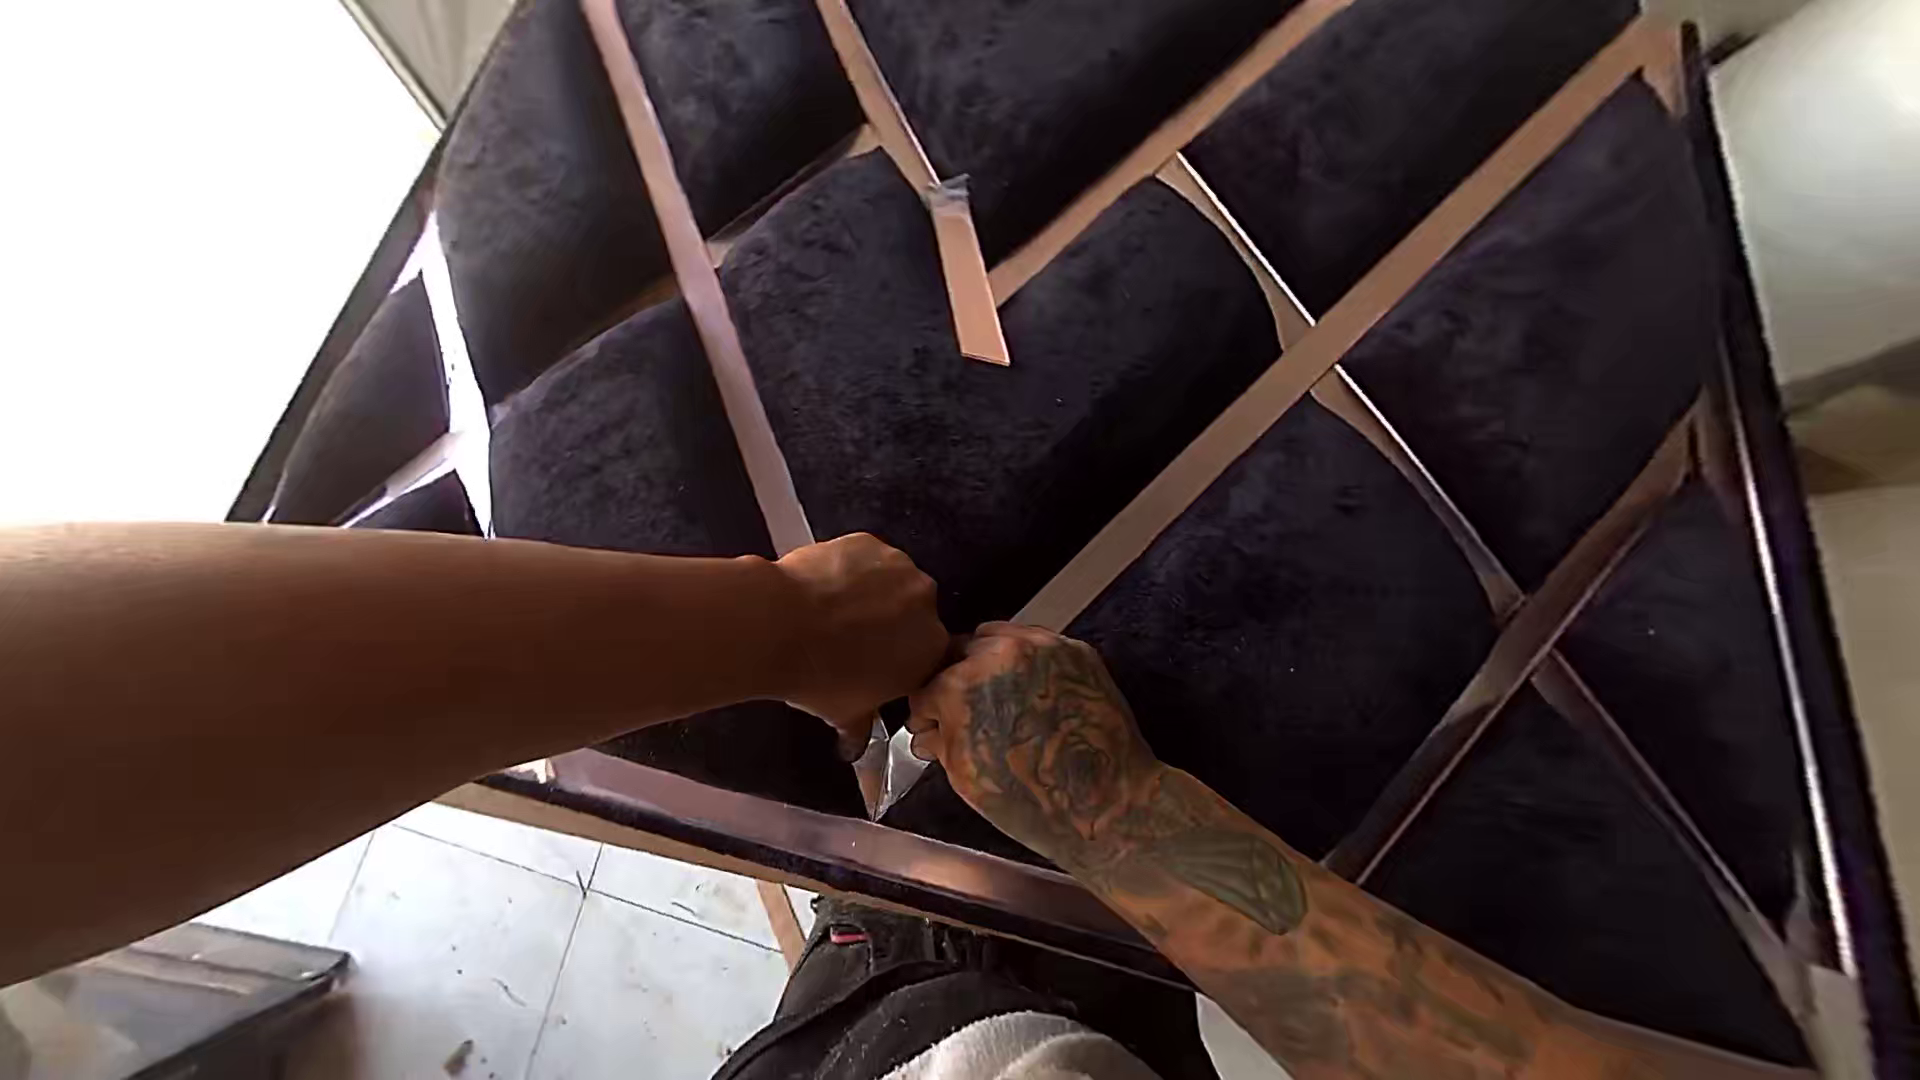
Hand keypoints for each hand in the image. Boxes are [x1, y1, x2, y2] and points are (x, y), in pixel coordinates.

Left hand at [773, 533, 946, 756]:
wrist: (779, 625)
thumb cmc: (819, 675)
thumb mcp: (846, 714)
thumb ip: (862, 726)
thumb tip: (854, 740)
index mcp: (930, 648)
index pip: (927, 652)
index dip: (903, 657)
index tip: (880, 662)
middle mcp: (926, 602)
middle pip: (913, 611)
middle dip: (890, 622)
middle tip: (852, 635)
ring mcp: (899, 566)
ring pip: (890, 580)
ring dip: (871, 592)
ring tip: (833, 608)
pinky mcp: (870, 541)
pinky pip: (865, 557)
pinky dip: (849, 567)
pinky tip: (823, 585)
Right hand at [906, 623, 1160, 869]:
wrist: (1108, 804)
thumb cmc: (1029, 799)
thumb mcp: (965, 776)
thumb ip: (939, 740)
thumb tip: (926, 728)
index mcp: (960, 685)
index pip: (925, 687)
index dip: (926, 711)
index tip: (933, 723)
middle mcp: (997, 652)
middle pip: (956, 654)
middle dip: (954, 681)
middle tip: (966, 708)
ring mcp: (1039, 645)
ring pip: (994, 637)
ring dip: (986, 661)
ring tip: (998, 693)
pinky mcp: (1073, 648)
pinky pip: (1033, 642)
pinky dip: (1023, 660)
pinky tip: (1030, 689)